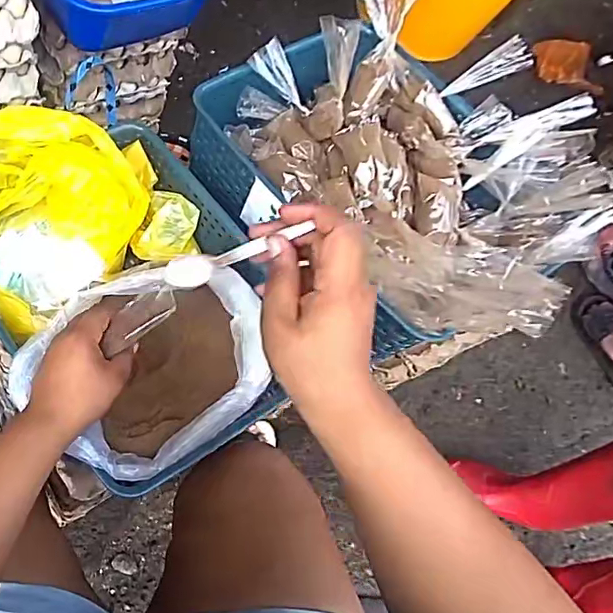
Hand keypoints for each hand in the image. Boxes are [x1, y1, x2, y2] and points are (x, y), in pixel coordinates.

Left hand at [25, 299, 134, 437]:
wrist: (49, 420)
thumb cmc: (85, 398)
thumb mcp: (115, 379)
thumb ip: (126, 357)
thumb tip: (130, 345)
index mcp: (81, 334)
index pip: (102, 310)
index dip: (119, 309)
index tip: (133, 314)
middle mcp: (64, 334)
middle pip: (87, 317)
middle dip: (106, 319)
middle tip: (123, 330)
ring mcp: (52, 346)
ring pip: (76, 329)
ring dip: (92, 332)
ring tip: (109, 345)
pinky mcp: (47, 359)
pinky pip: (68, 342)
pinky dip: (81, 343)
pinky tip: (90, 358)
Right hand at [253, 204, 379, 418]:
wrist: (339, 401)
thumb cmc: (310, 370)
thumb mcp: (280, 323)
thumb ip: (278, 278)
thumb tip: (277, 245)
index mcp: (341, 286)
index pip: (338, 228)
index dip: (310, 212)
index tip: (280, 215)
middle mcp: (354, 284)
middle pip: (330, 238)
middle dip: (293, 231)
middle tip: (258, 238)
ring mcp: (353, 294)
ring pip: (326, 255)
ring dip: (294, 251)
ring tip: (261, 260)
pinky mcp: (347, 305)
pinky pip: (325, 275)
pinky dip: (300, 271)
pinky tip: (274, 283)